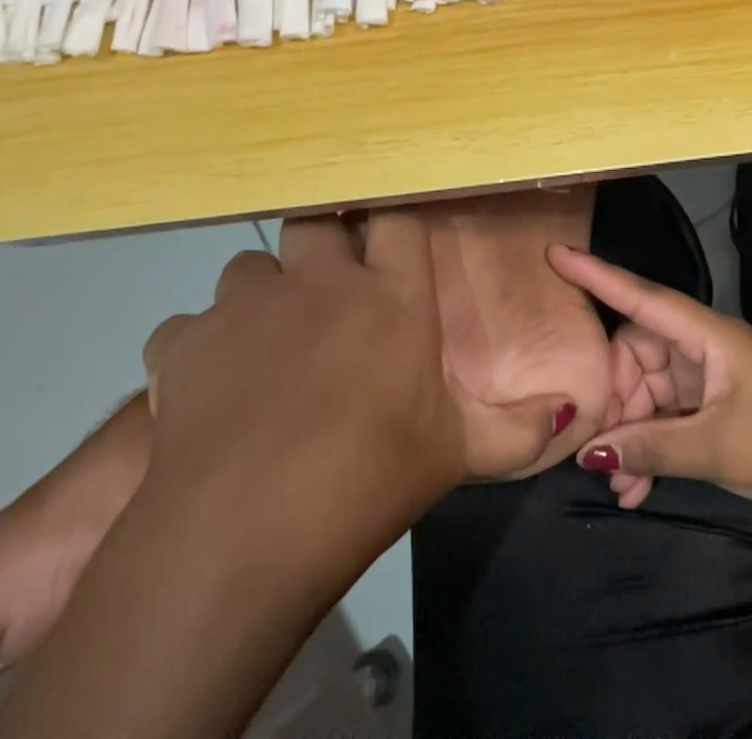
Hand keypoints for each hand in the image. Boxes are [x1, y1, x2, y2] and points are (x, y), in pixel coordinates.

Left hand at [142, 211, 566, 552]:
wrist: (249, 529)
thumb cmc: (374, 478)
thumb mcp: (462, 455)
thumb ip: (523, 430)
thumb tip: (570, 414)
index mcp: (394, 297)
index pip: (397, 221)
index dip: (393, 232)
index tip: (392, 254)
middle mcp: (321, 282)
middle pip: (318, 225)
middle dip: (326, 247)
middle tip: (335, 294)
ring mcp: (244, 305)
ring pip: (252, 266)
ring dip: (267, 292)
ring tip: (274, 343)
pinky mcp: (181, 341)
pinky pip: (194, 323)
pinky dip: (207, 344)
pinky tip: (219, 386)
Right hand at [547, 244, 751, 513]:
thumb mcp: (713, 448)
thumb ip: (648, 447)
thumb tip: (589, 453)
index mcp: (711, 337)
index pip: (644, 299)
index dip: (598, 276)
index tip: (556, 255)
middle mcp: (707, 348)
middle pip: (638, 355)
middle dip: (615, 401)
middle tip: (598, 449)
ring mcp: (712, 377)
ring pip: (650, 392)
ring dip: (631, 436)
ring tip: (619, 484)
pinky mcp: (718, 405)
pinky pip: (669, 416)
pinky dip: (651, 446)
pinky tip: (636, 488)